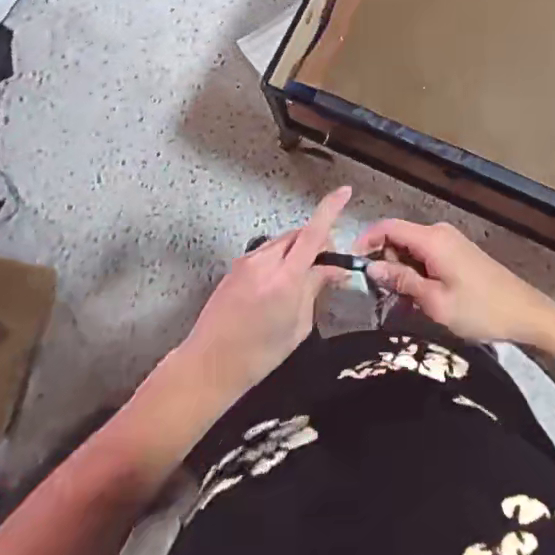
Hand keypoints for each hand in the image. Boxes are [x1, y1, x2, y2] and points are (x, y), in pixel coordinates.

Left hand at [174, 187, 352, 399]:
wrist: (211, 362)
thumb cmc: (258, 355)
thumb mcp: (297, 326)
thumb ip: (314, 290)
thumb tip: (333, 270)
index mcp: (285, 279)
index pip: (313, 233)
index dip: (330, 209)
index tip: (343, 193)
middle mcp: (263, 262)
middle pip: (298, 235)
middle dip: (317, 241)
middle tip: (328, 265)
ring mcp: (246, 262)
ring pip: (281, 242)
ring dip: (297, 251)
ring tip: (303, 280)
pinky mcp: (235, 267)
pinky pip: (265, 253)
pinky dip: (280, 260)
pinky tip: (281, 284)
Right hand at [355, 219, 554, 343]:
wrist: (528, 315)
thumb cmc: (480, 310)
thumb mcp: (435, 301)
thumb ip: (401, 280)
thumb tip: (370, 267)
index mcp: (432, 239)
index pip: (387, 226)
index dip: (366, 241)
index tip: (354, 264)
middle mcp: (439, 233)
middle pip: (398, 236)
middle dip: (384, 260)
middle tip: (380, 291)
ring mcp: (451, 241)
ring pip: (411, 247)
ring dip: (401, 268)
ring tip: (401, 297)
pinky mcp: (459, 252)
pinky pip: (426, 254)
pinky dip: (416, 270)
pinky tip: (421, 293)